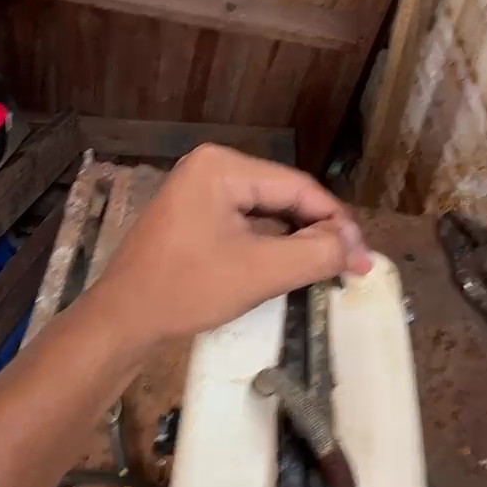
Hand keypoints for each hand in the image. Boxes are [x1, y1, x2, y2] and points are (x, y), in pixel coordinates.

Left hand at [81, 145, 372, 347]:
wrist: (122, 319)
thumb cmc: (186, 289)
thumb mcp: (259, 272)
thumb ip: (314, 254)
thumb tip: (356, 249)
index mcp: (221, 166)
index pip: (297, 187)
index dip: (337, 222)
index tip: (364, 258)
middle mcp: (211, 167)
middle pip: (283, 197)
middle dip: (318, 232)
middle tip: (351, 268)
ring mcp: (199, 191)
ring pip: (267, 213)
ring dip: (297, 240)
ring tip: (330, 270)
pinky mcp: (195, 215)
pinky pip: (246, 224)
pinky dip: (271, 246)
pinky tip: (293, 267)